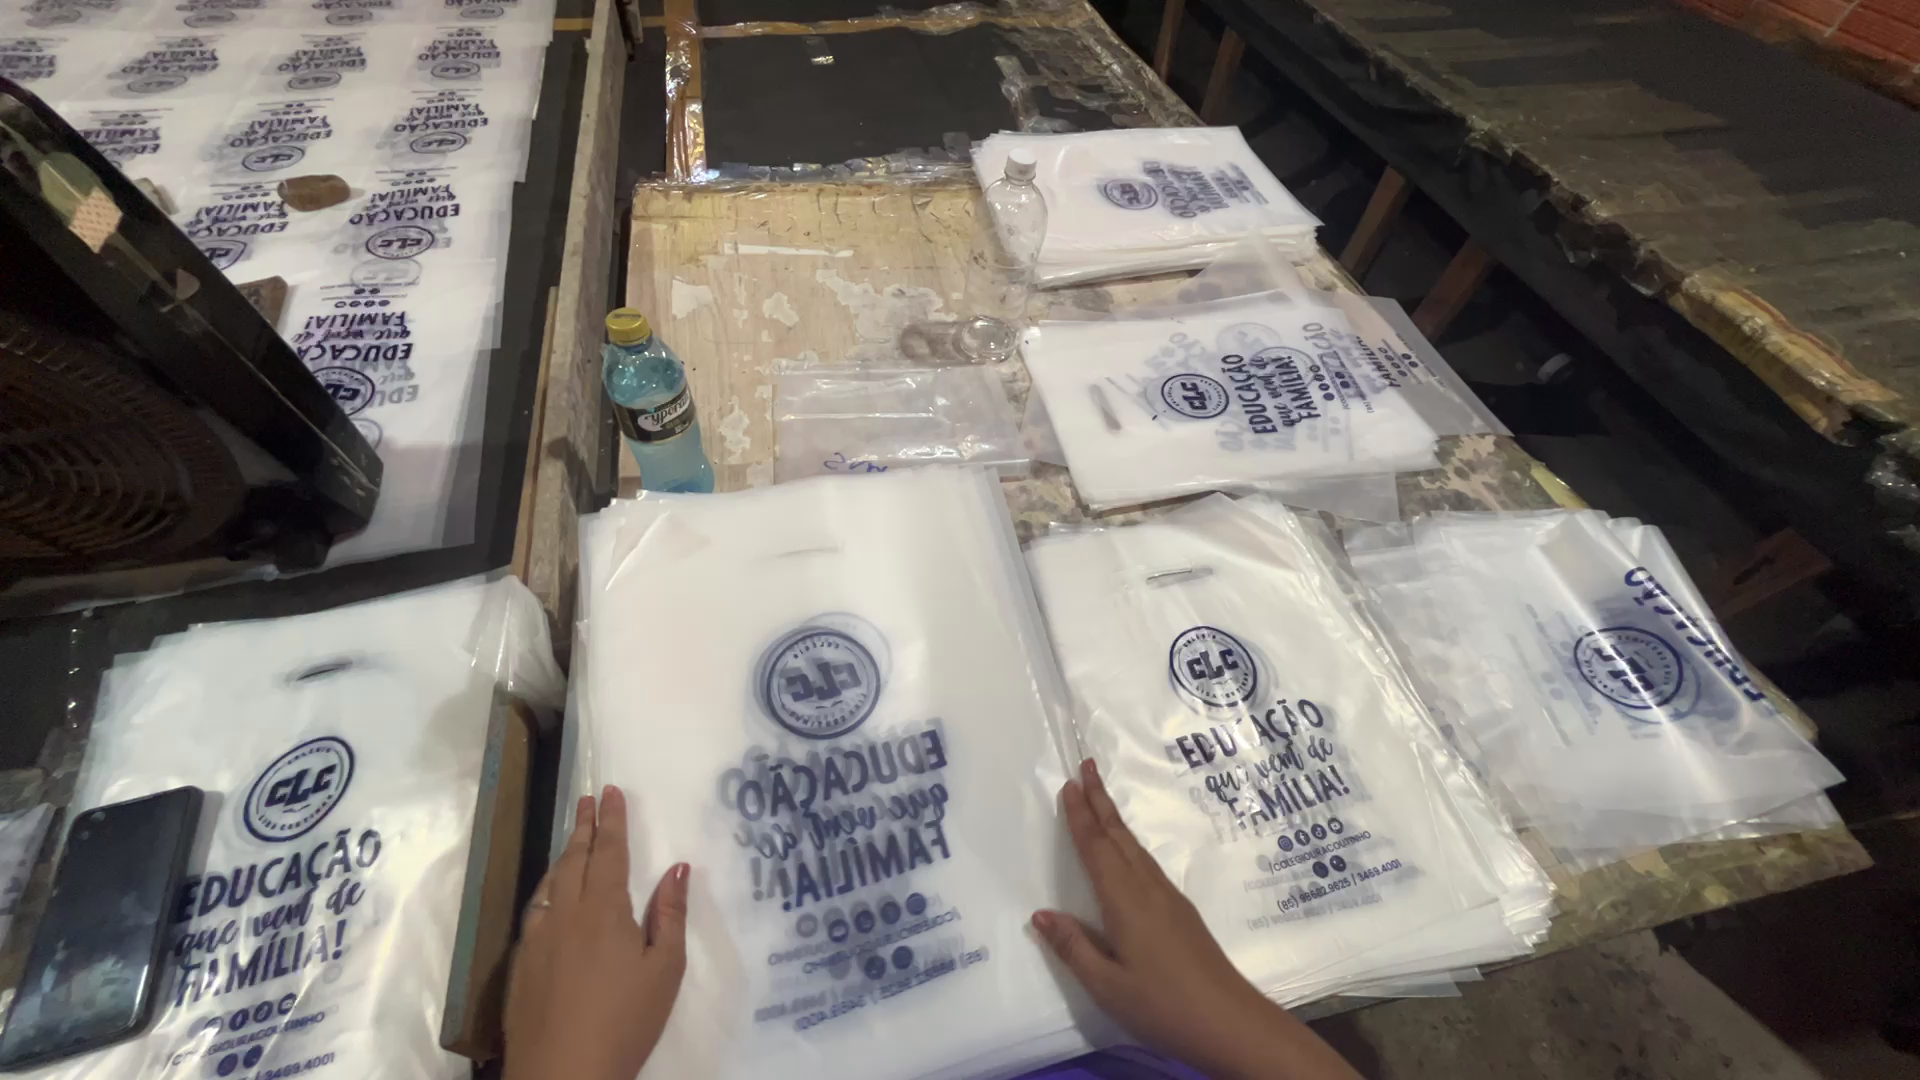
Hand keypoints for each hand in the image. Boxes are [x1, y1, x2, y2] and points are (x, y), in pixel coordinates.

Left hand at [503, 787, 688, 1079]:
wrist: (560, 1079)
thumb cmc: (625, 1021)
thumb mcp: (664, 968)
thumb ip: (670, 914)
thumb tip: (677, 867)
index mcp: (604, 910)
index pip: (609, 852)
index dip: (612, 820)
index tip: (610, 791)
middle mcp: (566, 915)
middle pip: (575, 859)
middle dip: (584, 826)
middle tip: (587, 799)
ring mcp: (538, 941)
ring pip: (550, 883)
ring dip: (563, 854)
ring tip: (572, 838)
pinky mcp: (520, 967)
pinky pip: (536, 910)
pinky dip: (547, 888)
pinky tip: (550, 896)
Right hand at [1032, 759, 1361, 1079]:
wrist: (1230, 1022)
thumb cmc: (1163, 1005)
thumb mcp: (1107, 986)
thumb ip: (1072, 947)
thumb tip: (1039, 914)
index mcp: (1123, 899)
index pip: (1096, 847)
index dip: (1080, 815)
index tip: (1069, 783)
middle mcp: (1145, 887)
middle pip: (1117, 834)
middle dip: (1099, 799)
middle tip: (1087, 765)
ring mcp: (1167, 896)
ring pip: (1133, 845)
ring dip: (1113, 817)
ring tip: (1099, 796)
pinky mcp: (1179, 909)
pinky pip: (1145, 860)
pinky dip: (1127, 841)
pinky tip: (1126, 849)